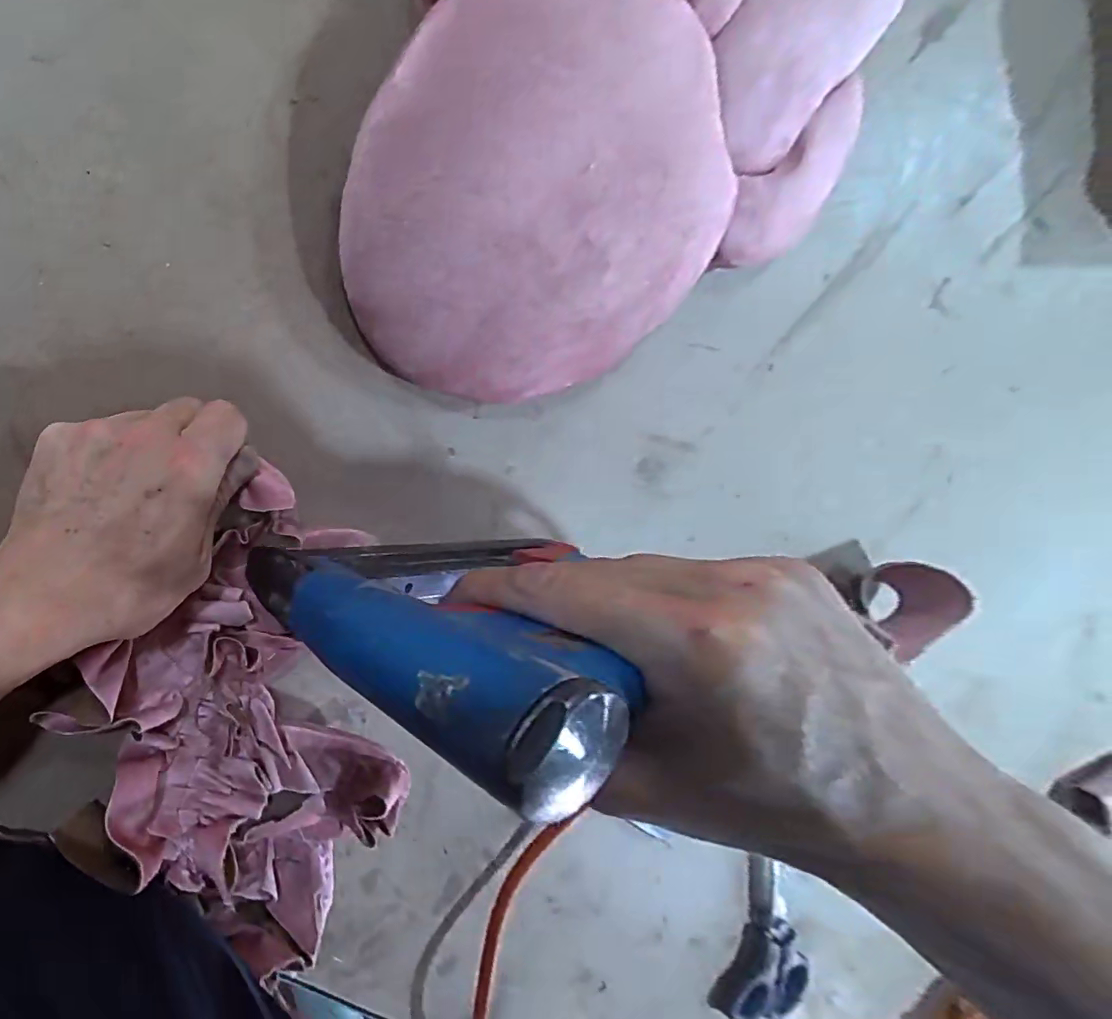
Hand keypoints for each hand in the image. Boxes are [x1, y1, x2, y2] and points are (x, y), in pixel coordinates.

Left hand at [0, 398, 257, 656]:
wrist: (39, 595)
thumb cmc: (126, 591)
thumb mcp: (193, 562)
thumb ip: (217, 503)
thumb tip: (234, 468)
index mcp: (189, 463)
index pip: (228, 415)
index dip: (227, 442)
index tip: (216, 469)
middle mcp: (146, 432)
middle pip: (185, 409)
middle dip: (188, 437)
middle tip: (171, 480)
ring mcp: (97, 428)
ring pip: (138, 419)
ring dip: (143, 443)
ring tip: (121, 487)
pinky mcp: (57, 435)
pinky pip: (96, 431)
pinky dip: (101, 452)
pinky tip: (85, 489)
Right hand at [447, 555, 983, 866]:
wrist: (923, 811)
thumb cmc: (774, 806)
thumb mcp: (645, 791)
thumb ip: (557, 745)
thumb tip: (490, 714)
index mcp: (693, 641)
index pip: (561, 590)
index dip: (495, 588)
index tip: (455, 599)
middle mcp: (727, 586)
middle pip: (591, 572)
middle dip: (538, 595)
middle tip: (508, 628)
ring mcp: (763, 571)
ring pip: (632, 566)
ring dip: (591, 592)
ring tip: (577, 632)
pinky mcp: (786, 570)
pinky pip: (677, 568)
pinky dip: (641, 590)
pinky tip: (645, 627)